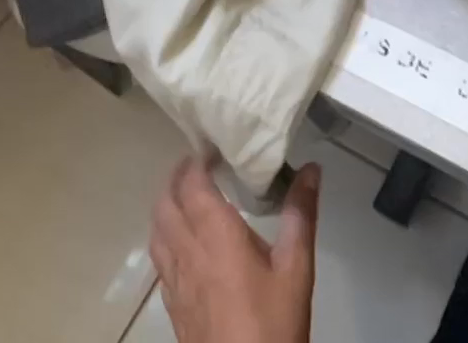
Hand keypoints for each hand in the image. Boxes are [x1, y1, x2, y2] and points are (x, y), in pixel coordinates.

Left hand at [149, 157, 319, 342]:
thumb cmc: (273, 321)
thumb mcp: (297, 266)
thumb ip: (301, 214)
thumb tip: (310, 169)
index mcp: (216, 236)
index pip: (192, 185)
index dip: (195, 161)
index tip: (211, 144)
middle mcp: (187, 252)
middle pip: (165, 204)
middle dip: (175, 177)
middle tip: (197, 162)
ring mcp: (174, 281)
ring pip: (156, 231)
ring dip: (166, 205)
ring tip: (186, 194)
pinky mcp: (172, 305)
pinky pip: (159, 258)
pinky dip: (165, 235)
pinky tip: (183, 242)